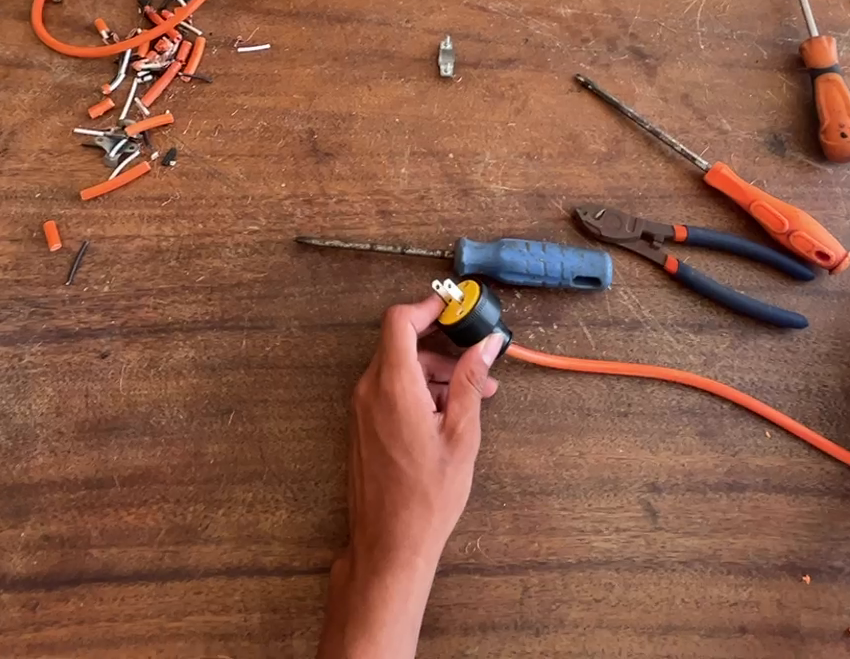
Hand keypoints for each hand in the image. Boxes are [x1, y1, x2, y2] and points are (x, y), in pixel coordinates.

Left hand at [320, 294, 502, 658]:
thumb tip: (486, 344)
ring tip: (471, 393)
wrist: (389, 543)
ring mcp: (362, 406)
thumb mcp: (461, 434)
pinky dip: (417, 387)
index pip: (400, 320)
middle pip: (402, 342)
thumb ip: (470, 381)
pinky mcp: (363, 422)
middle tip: (476, 359)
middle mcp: (370, 388)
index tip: (454, 306)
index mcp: (393, 384)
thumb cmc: (427, 496)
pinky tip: (446, 411)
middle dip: (442, 345)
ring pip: (399, 366)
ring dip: (433, 370)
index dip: (427, 306)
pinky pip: (390, 387)